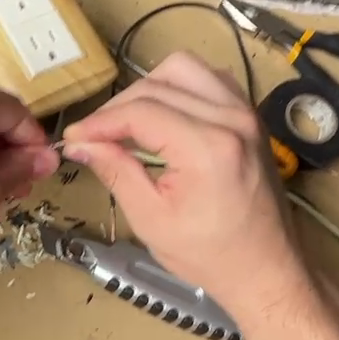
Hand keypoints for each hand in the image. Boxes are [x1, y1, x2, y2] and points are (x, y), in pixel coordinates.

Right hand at [59, 53, 315, 312]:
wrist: (264, 270)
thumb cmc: (208, 254)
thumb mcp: (150, 219)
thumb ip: (115, 171)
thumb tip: (79, 144)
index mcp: (207, 148)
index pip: (140, 112)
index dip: (99, 121)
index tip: (74, 137)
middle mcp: (231, 119)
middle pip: (157, 85)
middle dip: (117, 107)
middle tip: (95, 136)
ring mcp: (246, 113)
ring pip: (183, 69)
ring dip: (148, 89)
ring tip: (128, 122)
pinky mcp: (250, 116)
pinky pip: (208, 78)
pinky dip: (178, 87)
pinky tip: (163, 115)